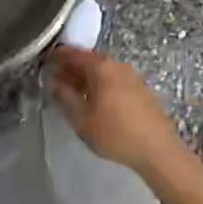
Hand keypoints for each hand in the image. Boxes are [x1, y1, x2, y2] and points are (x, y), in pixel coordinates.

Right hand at [49, 47, 188, 174]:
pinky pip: (113, 78)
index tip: (45, 62)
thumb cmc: (115, 134)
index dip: (57, 57)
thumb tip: (54, 82)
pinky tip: (94, 99)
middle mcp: (117, 65)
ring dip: (86, 76)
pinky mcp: (140, 88)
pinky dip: (100, 83)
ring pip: (102, 70)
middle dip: (71, 67)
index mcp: (101, 67)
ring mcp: (131, 76)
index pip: (73, 54)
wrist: (157, 149)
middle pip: (89, 60)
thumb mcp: (82, 119)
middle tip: (56, 77)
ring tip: (73, 90)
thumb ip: (65, 98)